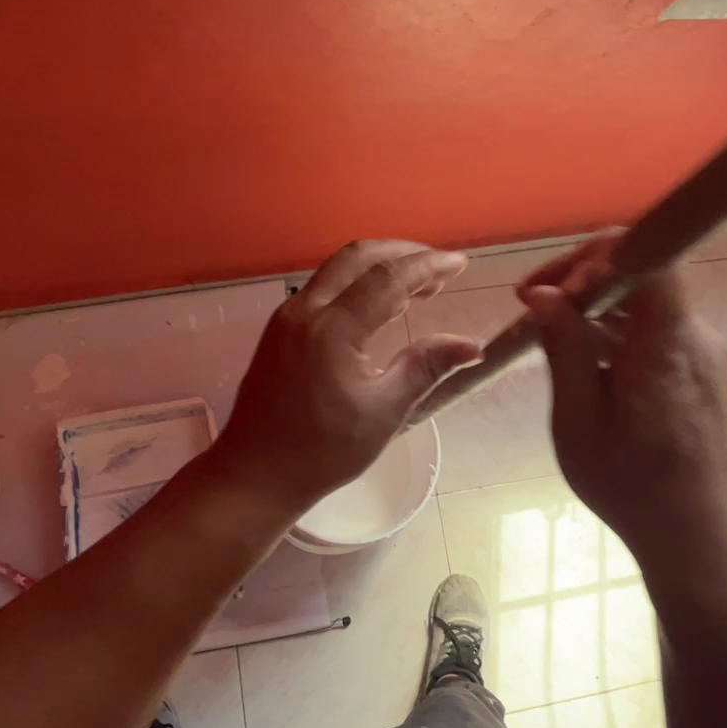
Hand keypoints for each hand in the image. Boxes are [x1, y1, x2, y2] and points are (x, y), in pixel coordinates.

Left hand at [212, 241, 481, 510]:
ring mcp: (286, 318)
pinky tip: (376, 309)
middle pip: (357, 257)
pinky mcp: (278, 331)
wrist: (254, 474)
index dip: (428, 265)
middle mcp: (305, 311)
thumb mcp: (383, 412)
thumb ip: (426, 368)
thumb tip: (471, 346)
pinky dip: (355, 286)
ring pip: (336, 270)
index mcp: (333, 329)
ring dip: (377, 268)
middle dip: (402, 253)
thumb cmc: (323, 451)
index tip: (459, 262)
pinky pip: (322, 290)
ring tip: (416, 290)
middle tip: (439, 271)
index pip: (388, 278)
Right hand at [518, 233, 726, 564]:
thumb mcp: (579, 423)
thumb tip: (545, 295)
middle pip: (642, 273)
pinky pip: (655, 328)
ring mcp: (702, 350)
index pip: (648, 256)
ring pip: (646, 301)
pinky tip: (584, 359)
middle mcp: (696, 335)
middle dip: (582, 279)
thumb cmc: (630, 486)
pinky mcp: (700, 368)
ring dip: (596, 307)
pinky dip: (616, 330)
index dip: (593, 255)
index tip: (547, 286)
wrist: (694, 534)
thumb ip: (565, 350)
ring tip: (548, 333)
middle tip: (532, 305)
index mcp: (667, 345)